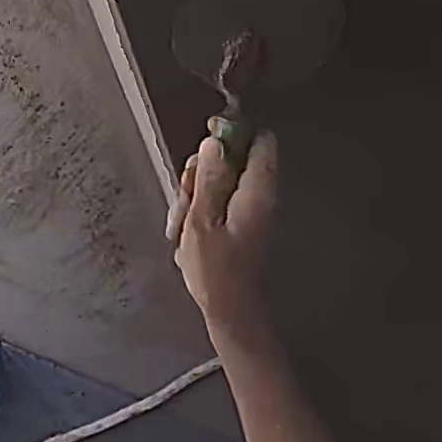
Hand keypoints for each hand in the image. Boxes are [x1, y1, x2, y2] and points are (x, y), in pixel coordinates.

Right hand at [169, 131, 279, 327]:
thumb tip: (213, 142)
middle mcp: (257, 196)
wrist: (228, 308)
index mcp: (255, 191)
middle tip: (186, 199)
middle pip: (228, 161)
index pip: (259, 142)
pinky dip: (195, 212)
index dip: (232, 132)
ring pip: (214, 183)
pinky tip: (185, 233)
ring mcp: (246, 209)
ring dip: (192, 197)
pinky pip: (212, 203)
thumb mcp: (202, 220)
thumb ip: (208, 179)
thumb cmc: (216, 269)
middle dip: (199, 174)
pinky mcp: (234, 222)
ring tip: (182, 226)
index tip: (205, 140)